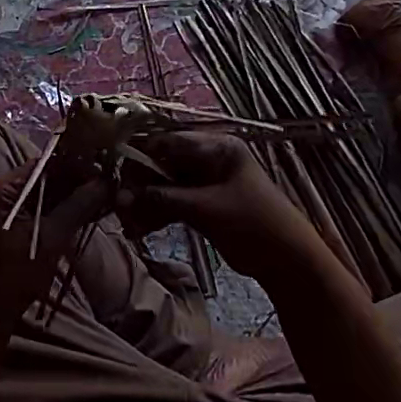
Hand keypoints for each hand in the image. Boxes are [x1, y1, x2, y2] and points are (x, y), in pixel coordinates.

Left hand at [0, 160, 111, 318]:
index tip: (105, 170)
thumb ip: (76, 207)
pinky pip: (48, 206)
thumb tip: (105, 182)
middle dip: (81, 181)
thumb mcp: (50, 239)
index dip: (76, 165)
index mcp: (2, 190)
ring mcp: (10, 207)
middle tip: (113, 186)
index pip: (43, 164)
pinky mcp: (19, 222)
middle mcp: (3, 192)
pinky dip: (70, 209)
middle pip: (49, 176)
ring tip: (111, 197)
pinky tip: (97, 210)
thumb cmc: (16, 276)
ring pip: (52, 191)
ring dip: (79, 195)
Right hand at [115, 132, 317, 280]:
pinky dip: (157, 214)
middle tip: (116, 201)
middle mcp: (209, 159)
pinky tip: (138, 228)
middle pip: (164, 164)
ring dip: (145, 202)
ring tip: (124, 219)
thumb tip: (121, 197)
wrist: (287, 260)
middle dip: (139, 183)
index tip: (112, 168)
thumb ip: (162, 199)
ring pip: (165, 186)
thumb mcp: (205, 208)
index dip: (140, 153)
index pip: (169, 141)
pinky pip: (172, 203)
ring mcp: (205, 183)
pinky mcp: (203, 205)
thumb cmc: (252, 223)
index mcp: (217, 147)